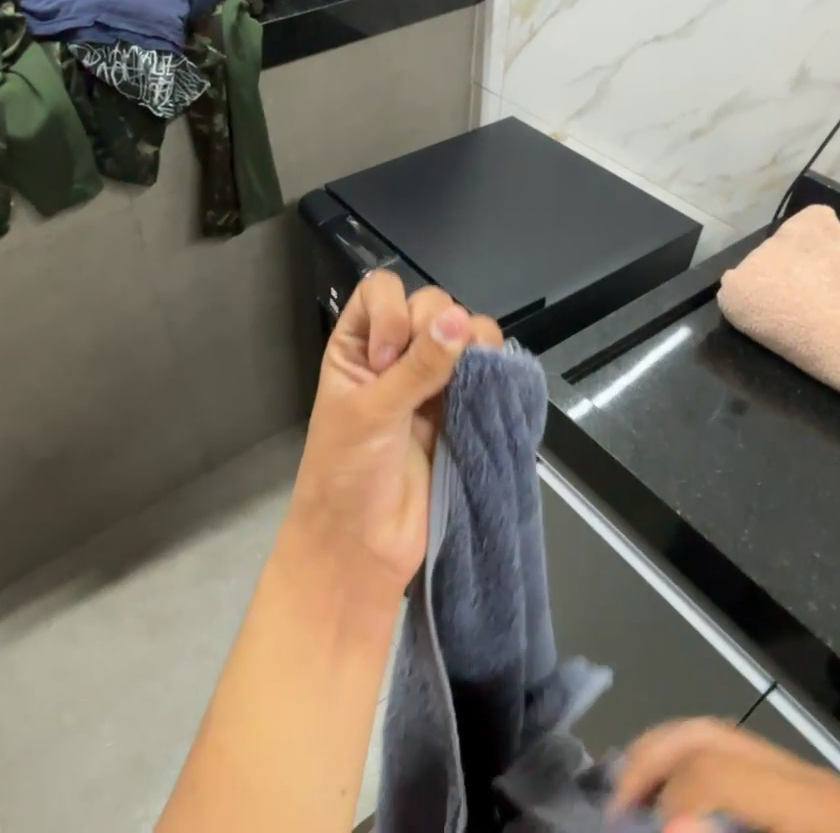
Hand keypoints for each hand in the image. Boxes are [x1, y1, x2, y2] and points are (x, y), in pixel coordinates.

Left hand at [285, 272, 502, 593]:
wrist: (364, 546)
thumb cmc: (346, 476)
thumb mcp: (371, 415)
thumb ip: (417, 367)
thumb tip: (460, 319)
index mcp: (355, 348)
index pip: (381, 292)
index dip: (392, 314)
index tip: (388, 362)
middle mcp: (394, 357)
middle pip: (429, 305)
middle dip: (434, 327)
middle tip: (421, 381)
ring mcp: (430, 384)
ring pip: (463, 333)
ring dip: (473, 341)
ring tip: (469, 372)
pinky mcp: (461, 411)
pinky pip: (485, 372)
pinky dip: (493, 368)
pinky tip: (490, 380)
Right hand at [613, 719, 839, 832]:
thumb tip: (674, 821)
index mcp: (813, 807)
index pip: (712, 769)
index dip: (664, 799)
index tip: (630, 831)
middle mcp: (811, 781)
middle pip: (708, 737)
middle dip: (650, 760)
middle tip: (614, 805)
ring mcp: (811, 786)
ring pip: (716, 739)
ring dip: (665, 762)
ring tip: (631, 799)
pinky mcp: (808, 801)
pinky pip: (735, 763)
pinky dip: (692, 773)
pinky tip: (671, 804)